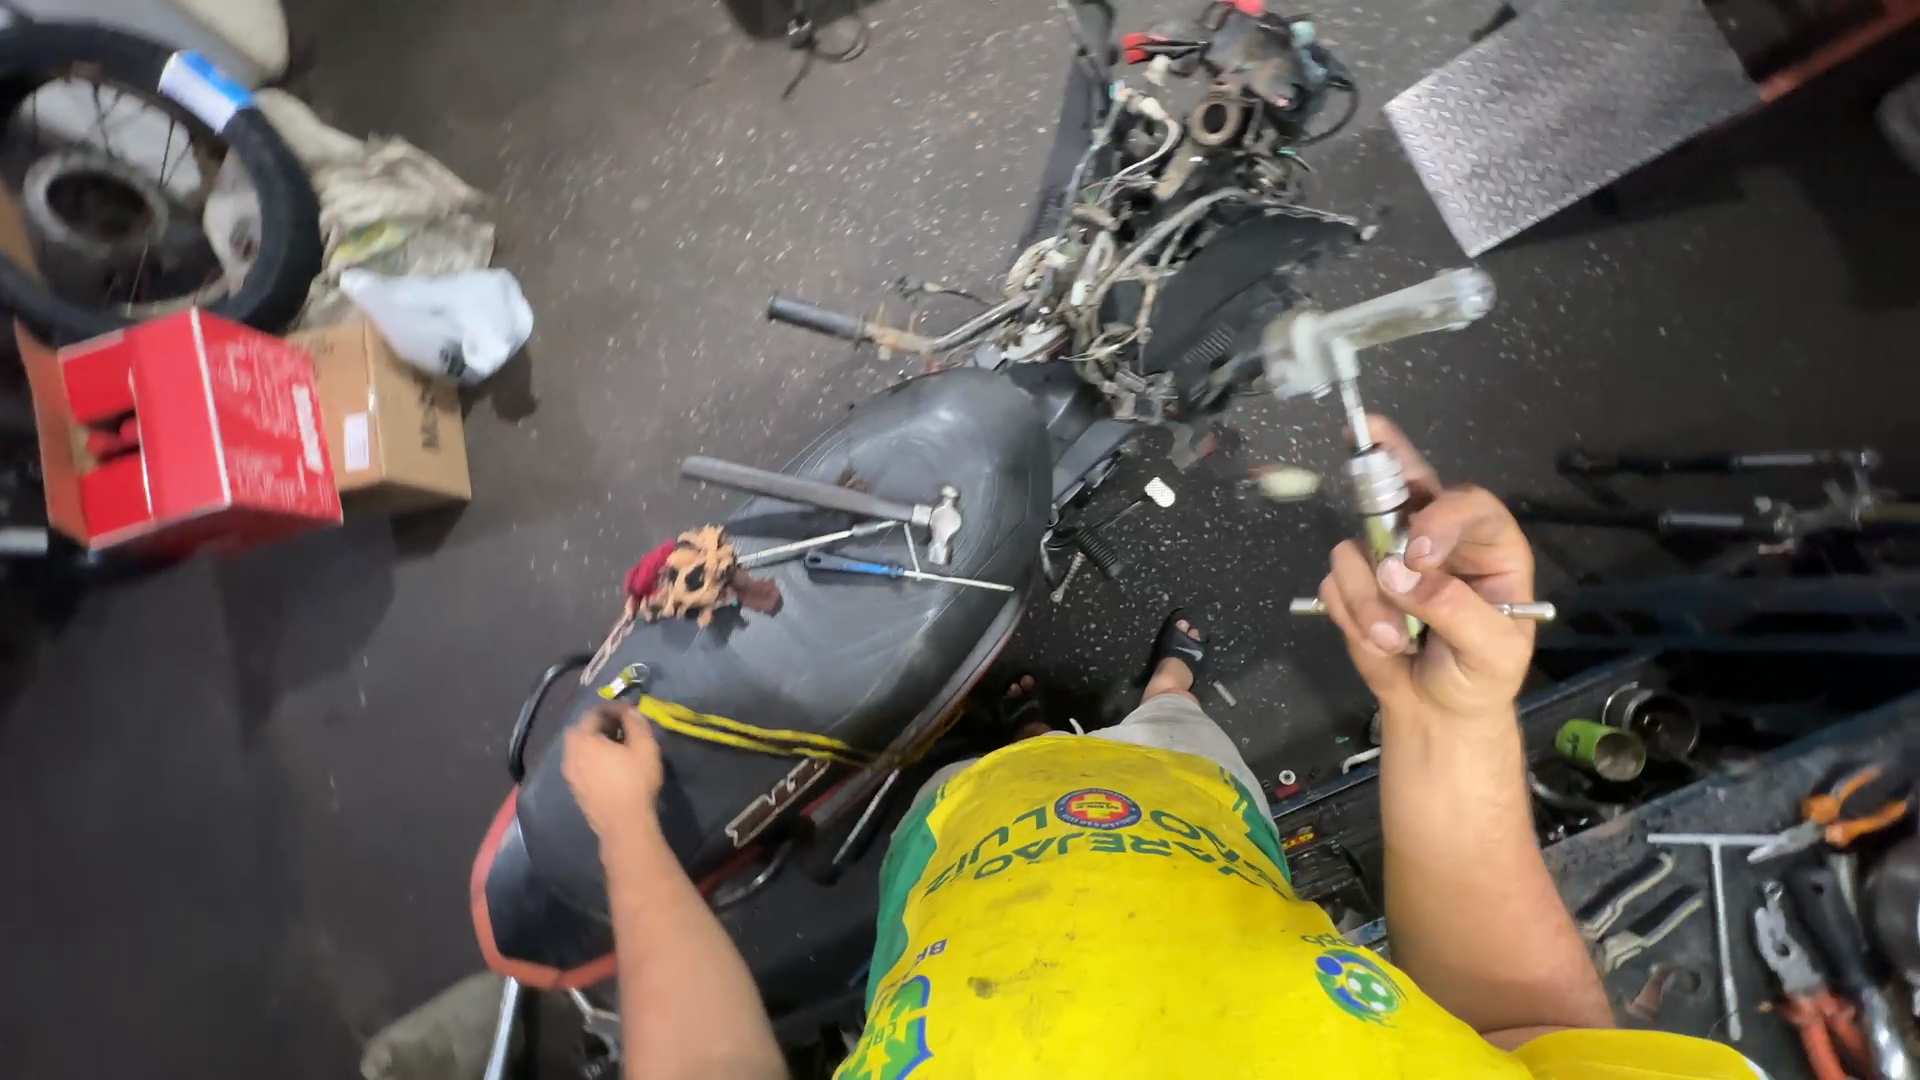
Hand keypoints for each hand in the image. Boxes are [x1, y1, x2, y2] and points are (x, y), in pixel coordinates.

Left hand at [563, 704, 664, 845]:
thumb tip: (630, 710)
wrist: (624, 824)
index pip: (593, 713)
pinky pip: (579, 762)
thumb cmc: (635, 781)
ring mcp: (570, 774)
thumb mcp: (645, 746)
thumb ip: (636, 723)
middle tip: (621, 726)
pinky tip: (610, 764)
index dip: (614, 707)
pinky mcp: (574, 788)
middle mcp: (570, 755)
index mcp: (584, 740)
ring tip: (617, 745)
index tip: (632, 711)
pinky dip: (591, 756)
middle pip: (580, 729)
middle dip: (599, 723)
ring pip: (578, 747)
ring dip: (594, 740)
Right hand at [1318, 416, 1535, 724]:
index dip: (1440, 517)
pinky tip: (1377, 640)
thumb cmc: (1480, 674)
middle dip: (1382, 458)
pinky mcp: (1351, 583)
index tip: (1416, 553)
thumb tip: (1397, 575)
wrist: (1437, 708)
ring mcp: (1385, 557)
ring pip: (1355, 550)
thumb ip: (1455, 610)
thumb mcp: (1492, 650)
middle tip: (1361, 432)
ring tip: (1392, 640)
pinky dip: (1349, 616)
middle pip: (1407, 482)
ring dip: (1367, 600)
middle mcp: (1432, 539)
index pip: (1468, 506)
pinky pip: (1333, 584)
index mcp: (1486, 546)